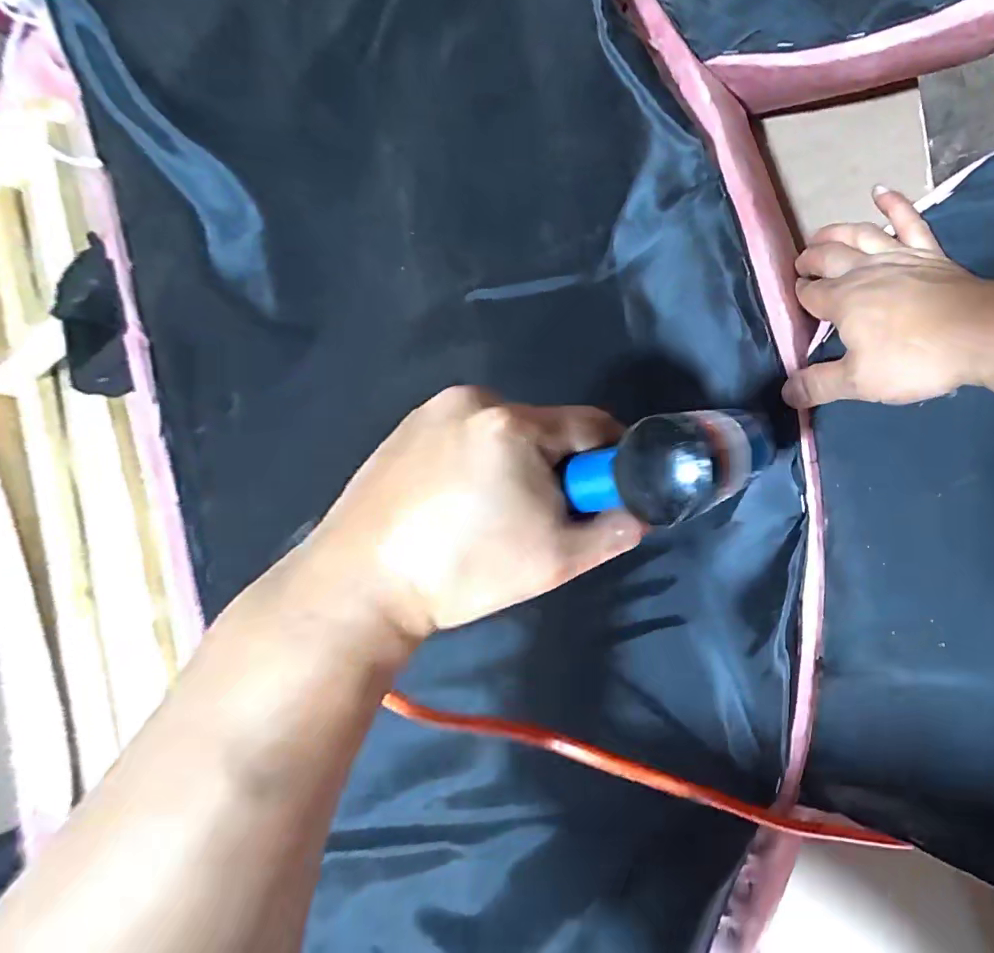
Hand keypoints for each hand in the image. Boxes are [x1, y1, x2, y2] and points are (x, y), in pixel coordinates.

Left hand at [304, 386, 645, 639]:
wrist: (354, 592)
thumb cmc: (465, 569)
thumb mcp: (561, 559)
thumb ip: (618, 529)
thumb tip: (639, 513)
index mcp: (512, 423)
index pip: (594, 426)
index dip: (609, 463)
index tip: (600, 499)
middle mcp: (473, 401)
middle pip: (551, 429)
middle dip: (562, 468)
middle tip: (546, 517)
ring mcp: (432, 412)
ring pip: (512, 434)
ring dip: (523, 466)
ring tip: (498, 515)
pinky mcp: (404, 431)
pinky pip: (472, 438)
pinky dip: (484, 464)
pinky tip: (463, 506)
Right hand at [785, 186, 993, 407]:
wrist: (974, 332)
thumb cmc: (914, 359)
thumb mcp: (861, 382)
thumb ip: (821, 385)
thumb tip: (786, 391)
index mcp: (843, 300)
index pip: (811, 294)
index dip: (802, 297)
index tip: (798, 299)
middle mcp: (864, 270)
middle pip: (828, 258)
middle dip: (810, 260)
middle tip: (802, 264)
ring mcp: (898, 255)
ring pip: (859, 235)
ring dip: (836, 231)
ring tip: (821, 234)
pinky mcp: (928, 252)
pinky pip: (907, 220)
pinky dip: (892, 203)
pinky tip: (880, 192)